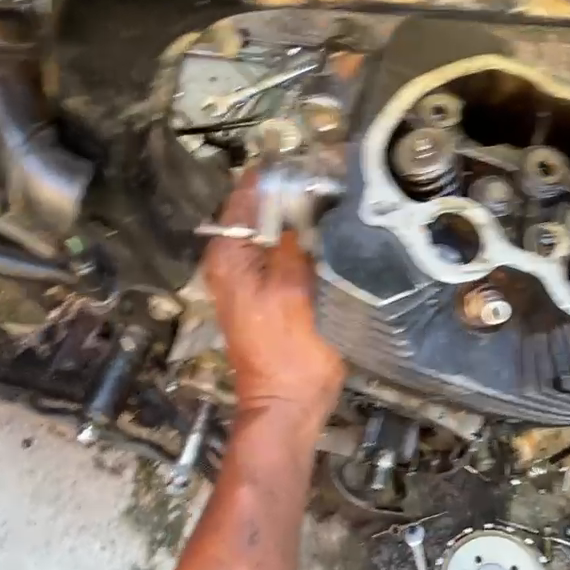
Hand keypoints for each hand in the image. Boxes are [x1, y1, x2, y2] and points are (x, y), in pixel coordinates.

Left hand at [201, 173, 345, 425]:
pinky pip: (284, 253)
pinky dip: (305, 244)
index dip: (284, 174)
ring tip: (341, 208)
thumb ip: (296, 239)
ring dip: (306, 220)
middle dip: (299, 195)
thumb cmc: (290, 352)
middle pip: (264, 208)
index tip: (320, 165)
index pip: (250, 190)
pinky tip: (333, 242)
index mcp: (228, 253)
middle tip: (339, 186)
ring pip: (278, 230)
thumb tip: (306, 200)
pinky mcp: (265, 292)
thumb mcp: (295, 288)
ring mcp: (246, 276)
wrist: (287, 404)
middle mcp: (229, 259)